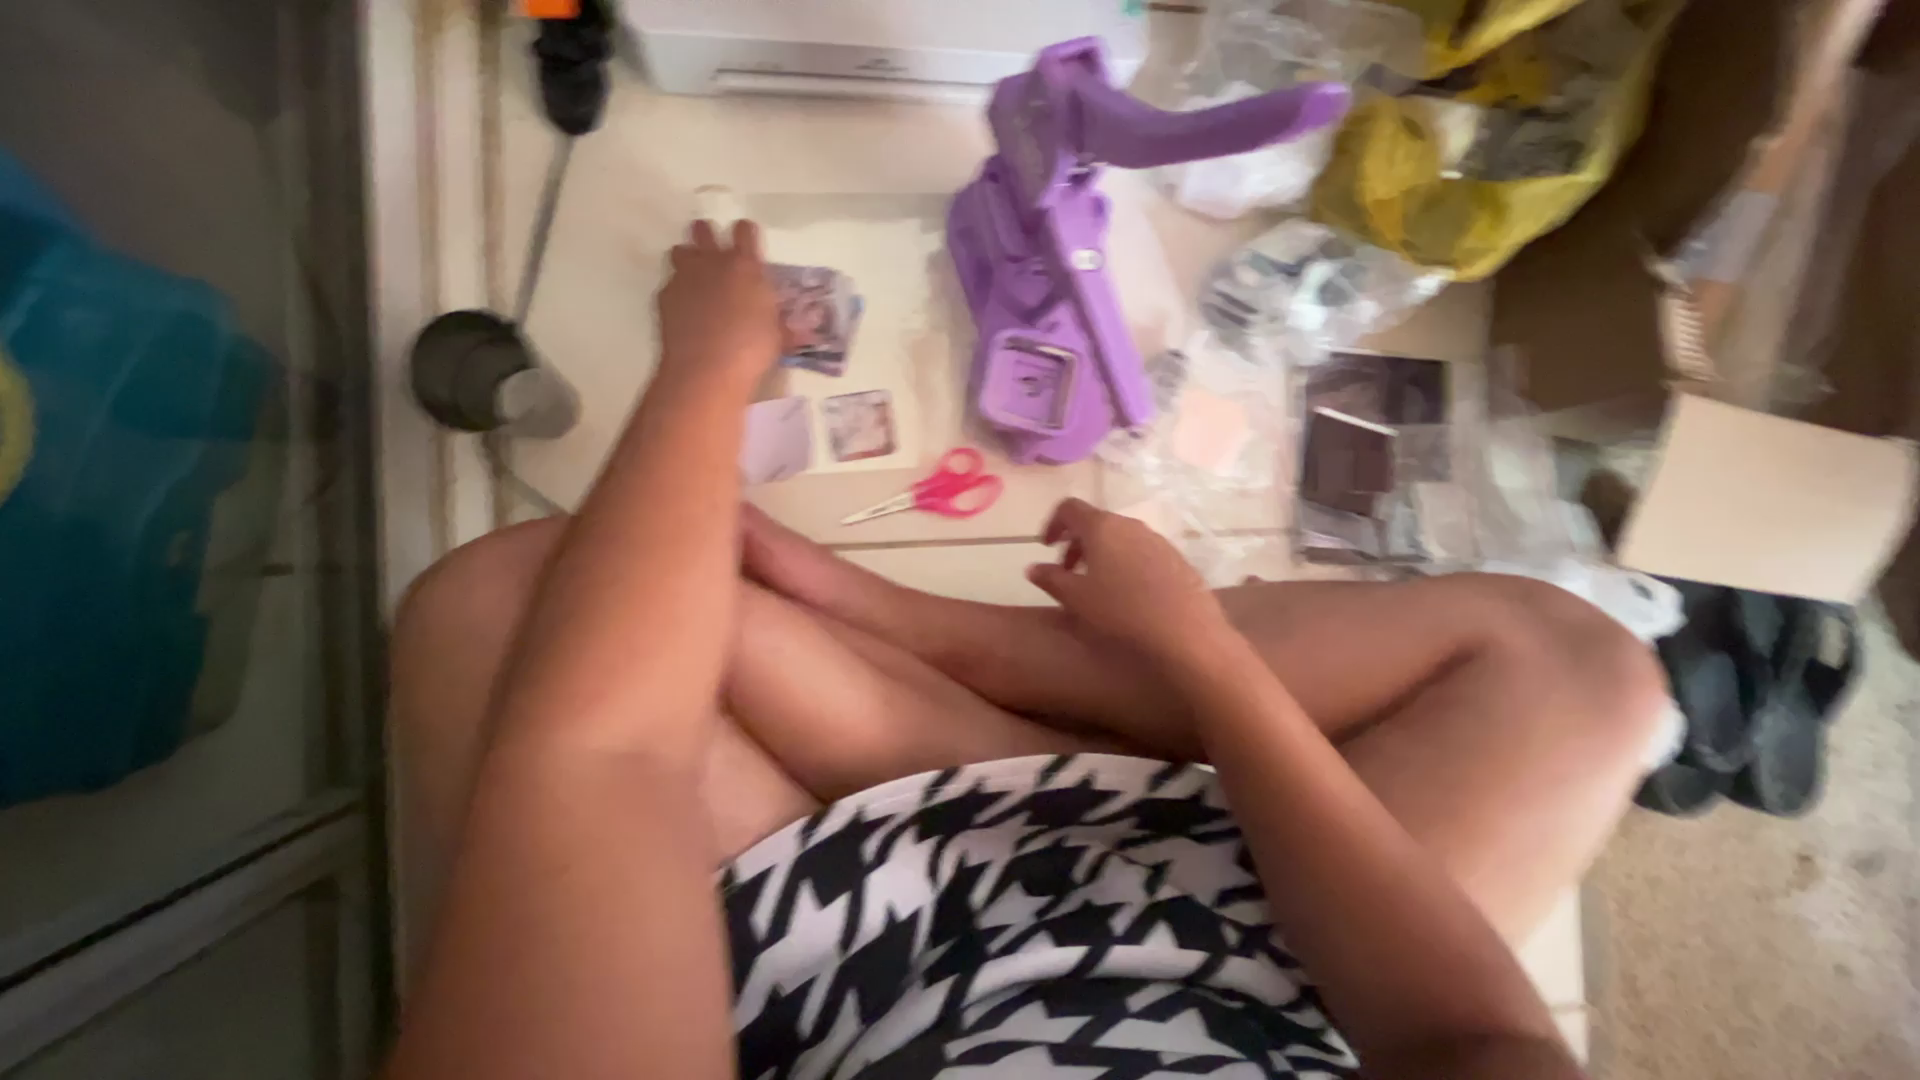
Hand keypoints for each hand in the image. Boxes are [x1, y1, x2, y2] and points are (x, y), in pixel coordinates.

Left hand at [655, 220, 779, 394]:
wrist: (706, 370)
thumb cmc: (751, 351)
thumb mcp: (777, 336)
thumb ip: (783, 324)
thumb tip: (803, 330)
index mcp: (745, 266)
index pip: (744, 230)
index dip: (746, 234)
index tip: (749, 246)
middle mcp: (712, 262)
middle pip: (703, 230)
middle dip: (709, 237)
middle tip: (716, 257)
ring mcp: (684, 277)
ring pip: (681, 251)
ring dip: (689, 259)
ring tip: (697, 278)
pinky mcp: (664, 296)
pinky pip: (670, 283)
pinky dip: (678, 291)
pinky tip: (686, 310)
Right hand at [1026, 498, 1233, 670]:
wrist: (1187, 636)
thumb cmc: (1121, 614)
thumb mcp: (1076, 599)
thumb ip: (1051, 578)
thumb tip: (1033, 567)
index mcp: (1102, 527)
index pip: (1070, 508)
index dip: (1053, 523)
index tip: (1046, 547)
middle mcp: (1131, 526)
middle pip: (1097, 523)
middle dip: (1077, 543)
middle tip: (1066, 571)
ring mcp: (1158, 541)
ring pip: (1121, 538)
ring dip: (1102, 555)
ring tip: (1095, 586)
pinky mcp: (1177, 560)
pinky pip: (1142, 553)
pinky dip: (1125, 564)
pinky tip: (1127, 596)